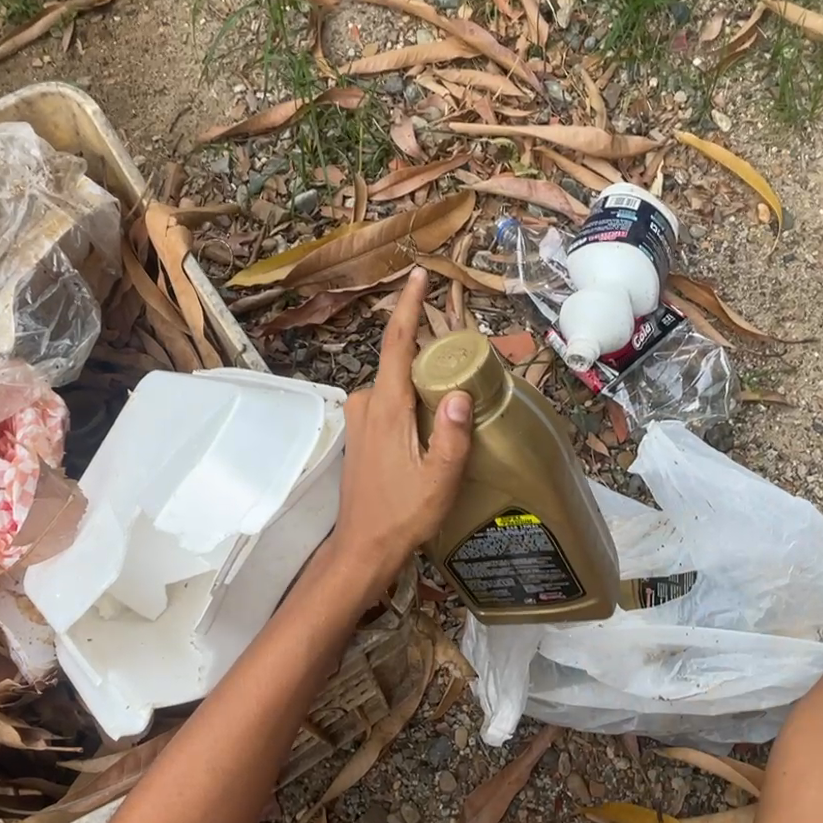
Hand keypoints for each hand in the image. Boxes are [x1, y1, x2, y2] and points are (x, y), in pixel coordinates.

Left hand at [326, 269, 473, 594]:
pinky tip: (429, 423)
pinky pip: (388, 401)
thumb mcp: (439, 480)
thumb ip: (451, 436)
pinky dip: (410, 400)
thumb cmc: (402, 515)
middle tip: (464, 365)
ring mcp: (359, 418)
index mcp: (386, 407)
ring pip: (395, 384)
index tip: (418, 275)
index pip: (397, 343)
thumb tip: (460, 393)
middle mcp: (365, 404)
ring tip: (453, 402)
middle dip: (430, 355)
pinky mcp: (359, 434)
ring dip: (420, 383)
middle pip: (400, 361)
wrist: (363, 547)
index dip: (409, 306)